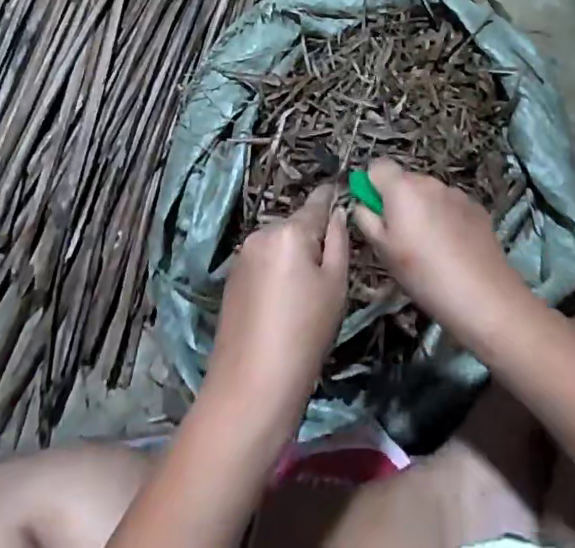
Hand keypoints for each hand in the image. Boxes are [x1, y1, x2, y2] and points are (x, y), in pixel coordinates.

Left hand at [209, 186, 349, 408]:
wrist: (252, 382)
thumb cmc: (306, 332)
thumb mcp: (335, 286)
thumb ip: (338, 242)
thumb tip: (336, 213)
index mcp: (288, 231)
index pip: (316, 202)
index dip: (331, 198)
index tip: (342, 192)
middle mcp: (260, 233)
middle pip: (296, 226)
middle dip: (313, 238)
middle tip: (331, 271)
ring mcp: (242, 256)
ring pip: (278, 245)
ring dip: (293, 256)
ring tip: (308, 294)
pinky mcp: (232, 279)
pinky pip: (263, 263)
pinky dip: (276, 272)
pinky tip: (283, 304)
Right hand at [351, 158, 535, 346]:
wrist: (483, 294)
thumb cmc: (422, 272)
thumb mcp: (382, 250)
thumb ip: (366, 219)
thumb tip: (363, 205)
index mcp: (401, 188)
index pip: (377, 166)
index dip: (372, 185)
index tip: (375, 211)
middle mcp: (429, 182)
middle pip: (404, 180)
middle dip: (398, 200)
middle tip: (401, 235)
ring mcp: (456, 193)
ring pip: (428, 194)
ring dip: (423, 209)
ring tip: (429, 245)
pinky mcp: (477, 208)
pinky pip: (450, 205)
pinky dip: (445, 218)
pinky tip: (452, 247)